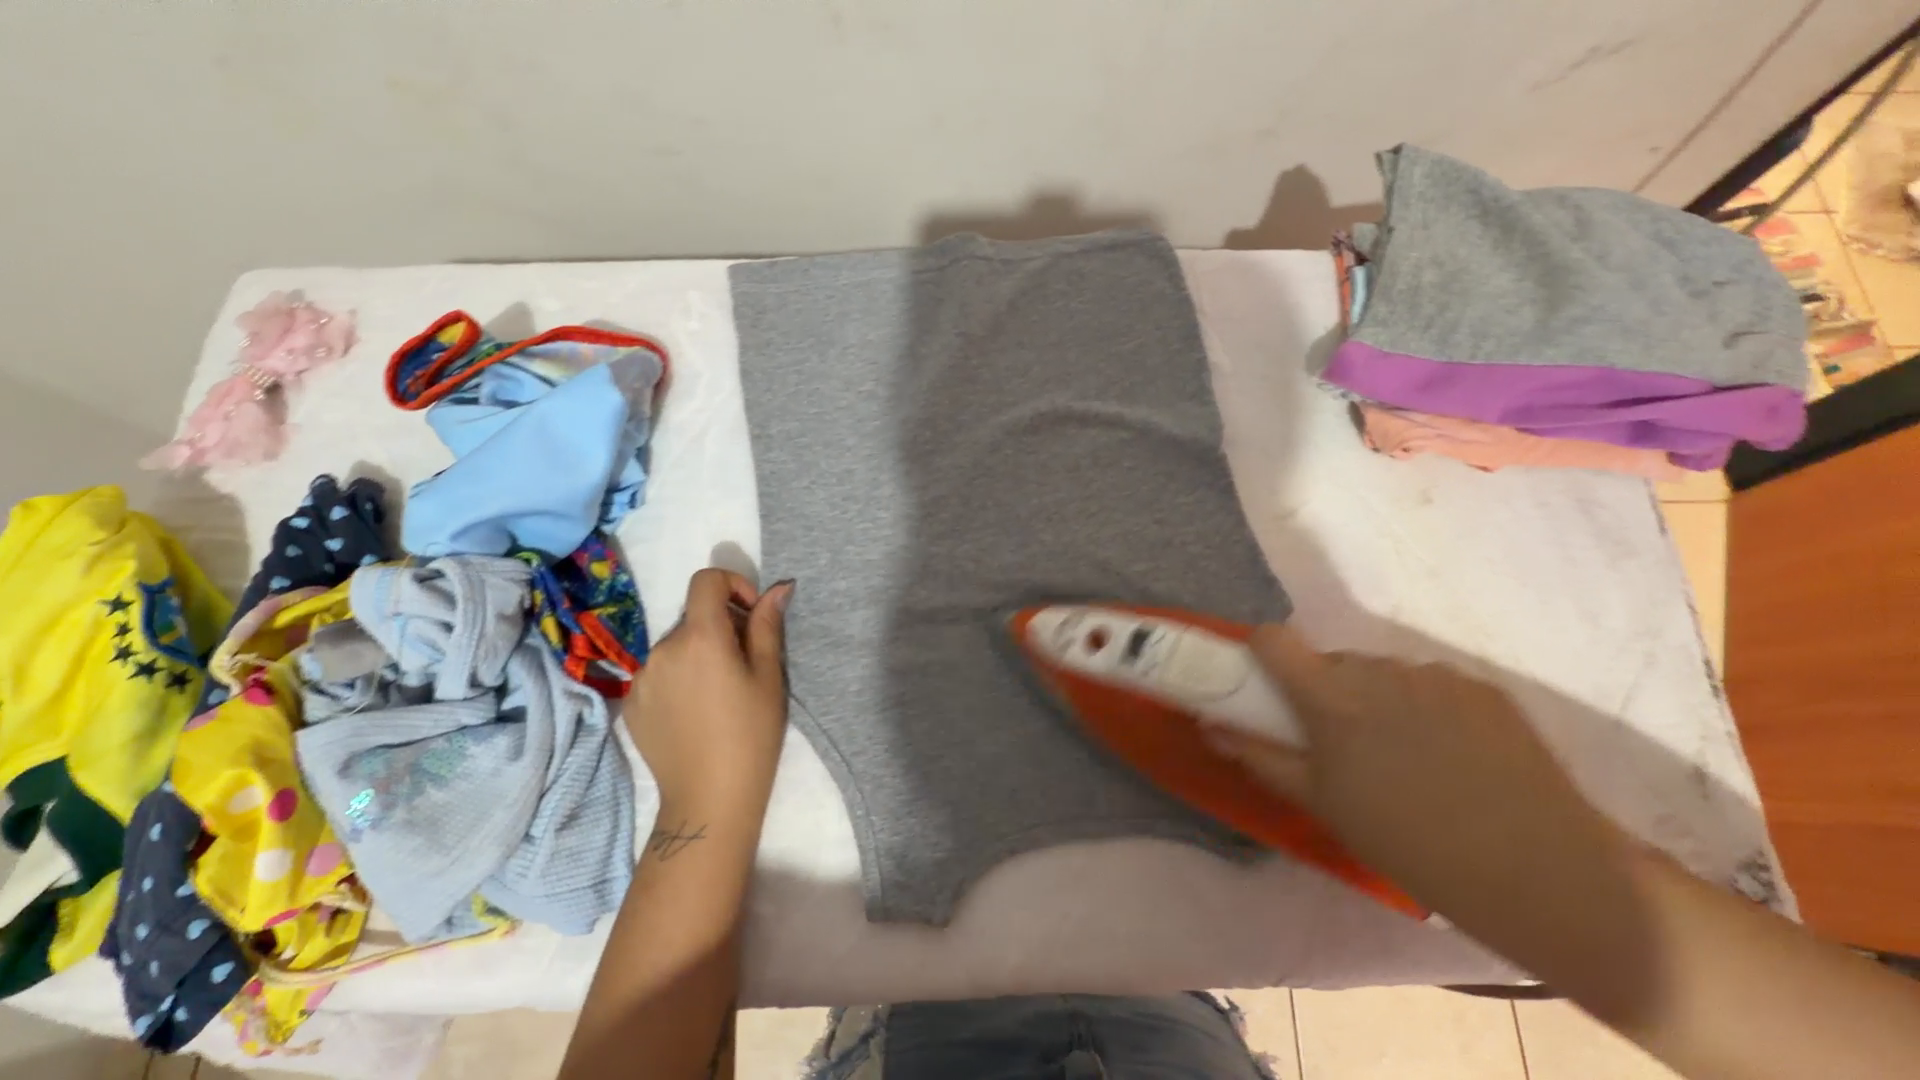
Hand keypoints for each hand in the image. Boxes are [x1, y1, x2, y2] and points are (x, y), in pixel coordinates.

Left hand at [624, 569, 793, 817]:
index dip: (732, 585)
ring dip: (698, 654)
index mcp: (700, 637)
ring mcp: (641, 677)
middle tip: (745, 665)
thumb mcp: (769, 678)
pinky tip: (695, 714)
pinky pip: (658, 674)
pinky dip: (678, 679)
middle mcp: (663, 648)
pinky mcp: (630, 703)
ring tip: (720, 695)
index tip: (750, 614)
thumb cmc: (751, 735)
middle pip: (693, 617)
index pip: (706, 580)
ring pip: (676, 647)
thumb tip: (778, 588)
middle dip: (720, 628)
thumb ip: (767, 626)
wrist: (709, 798)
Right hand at [1205, 625, 1623, 918]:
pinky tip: (1452, 761)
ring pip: (1384, 674)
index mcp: (1331, 695)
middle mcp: (1380, 668)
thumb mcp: (1323, 806)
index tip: (1264, 688)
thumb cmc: (1409, 843)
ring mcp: (1436, 674)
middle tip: (1342, 749)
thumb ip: (1262, 758)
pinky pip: (1432, 686)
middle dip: (1326, 693)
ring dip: (1377, 701)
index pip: (1274, 639)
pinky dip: (1426, 710)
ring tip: (1405, 762)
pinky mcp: (1483, 688)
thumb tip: (1212, 727)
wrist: (1539, 868)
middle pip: (1332, 662)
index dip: (1261, 655)